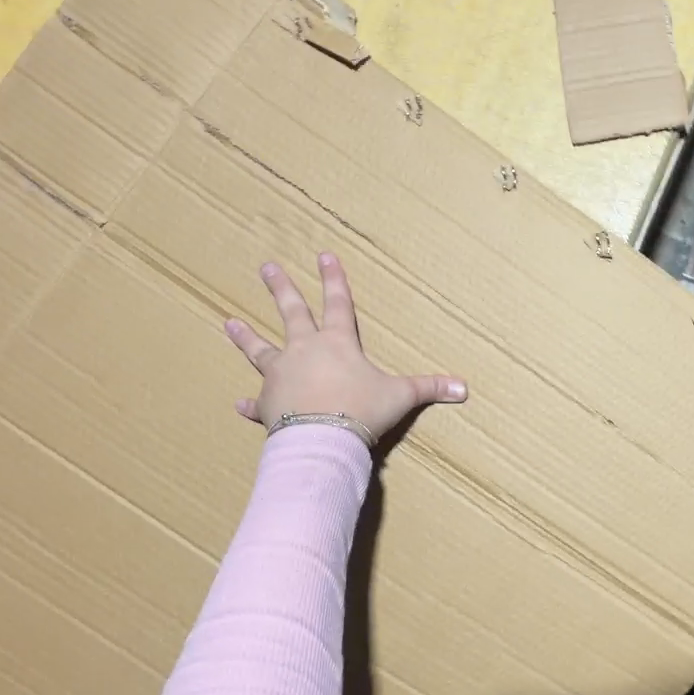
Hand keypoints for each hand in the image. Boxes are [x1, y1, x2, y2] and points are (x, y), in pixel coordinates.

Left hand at [224, 252, 466, 442]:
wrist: (324, 439)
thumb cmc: (362, 409)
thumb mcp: (401, 396)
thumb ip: (429, 388)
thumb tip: (464, 388)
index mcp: (337, 343)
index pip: (338, 303)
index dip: (334, 279)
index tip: (324, 255)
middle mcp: (304, 351)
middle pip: (291, 312)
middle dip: (281, 288)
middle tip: (267, 267)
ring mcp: (281, 375)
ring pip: (259, 350)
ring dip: (244, 337)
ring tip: (228, 322)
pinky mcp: (268, 404)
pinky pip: (257, 403)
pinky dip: (250, 404)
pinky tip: (239, 404)